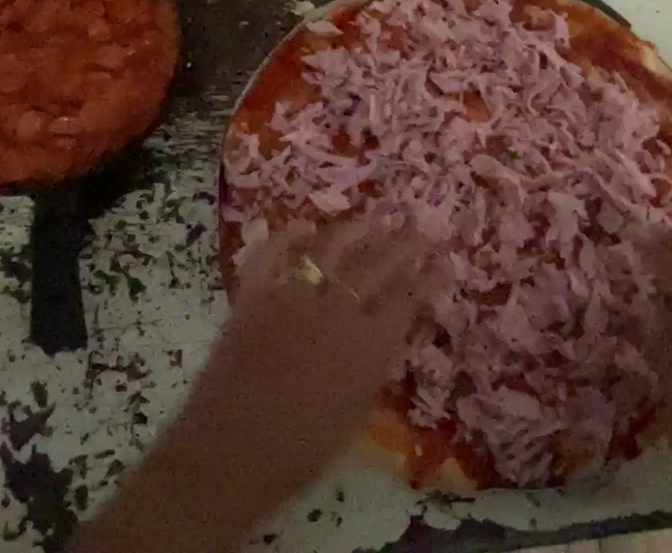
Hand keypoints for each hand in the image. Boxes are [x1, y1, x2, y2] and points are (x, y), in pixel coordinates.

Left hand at [77, 221, 435, 552]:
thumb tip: (387, 335)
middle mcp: (336, 310)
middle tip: (419, 226)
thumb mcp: (356, 414)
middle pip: (378, 265)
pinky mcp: (253, 295)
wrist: (230, 453)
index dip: (427, 278)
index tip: (441, 261)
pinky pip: (271, 254)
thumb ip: (374, 367)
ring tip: (374, 218)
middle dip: (404, 244)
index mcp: (368, 344)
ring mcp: (292, 296)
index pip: (407, 299)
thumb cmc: (301, 451)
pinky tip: (303, 225)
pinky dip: (287, 236)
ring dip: (356, 230)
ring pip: (330, 249)